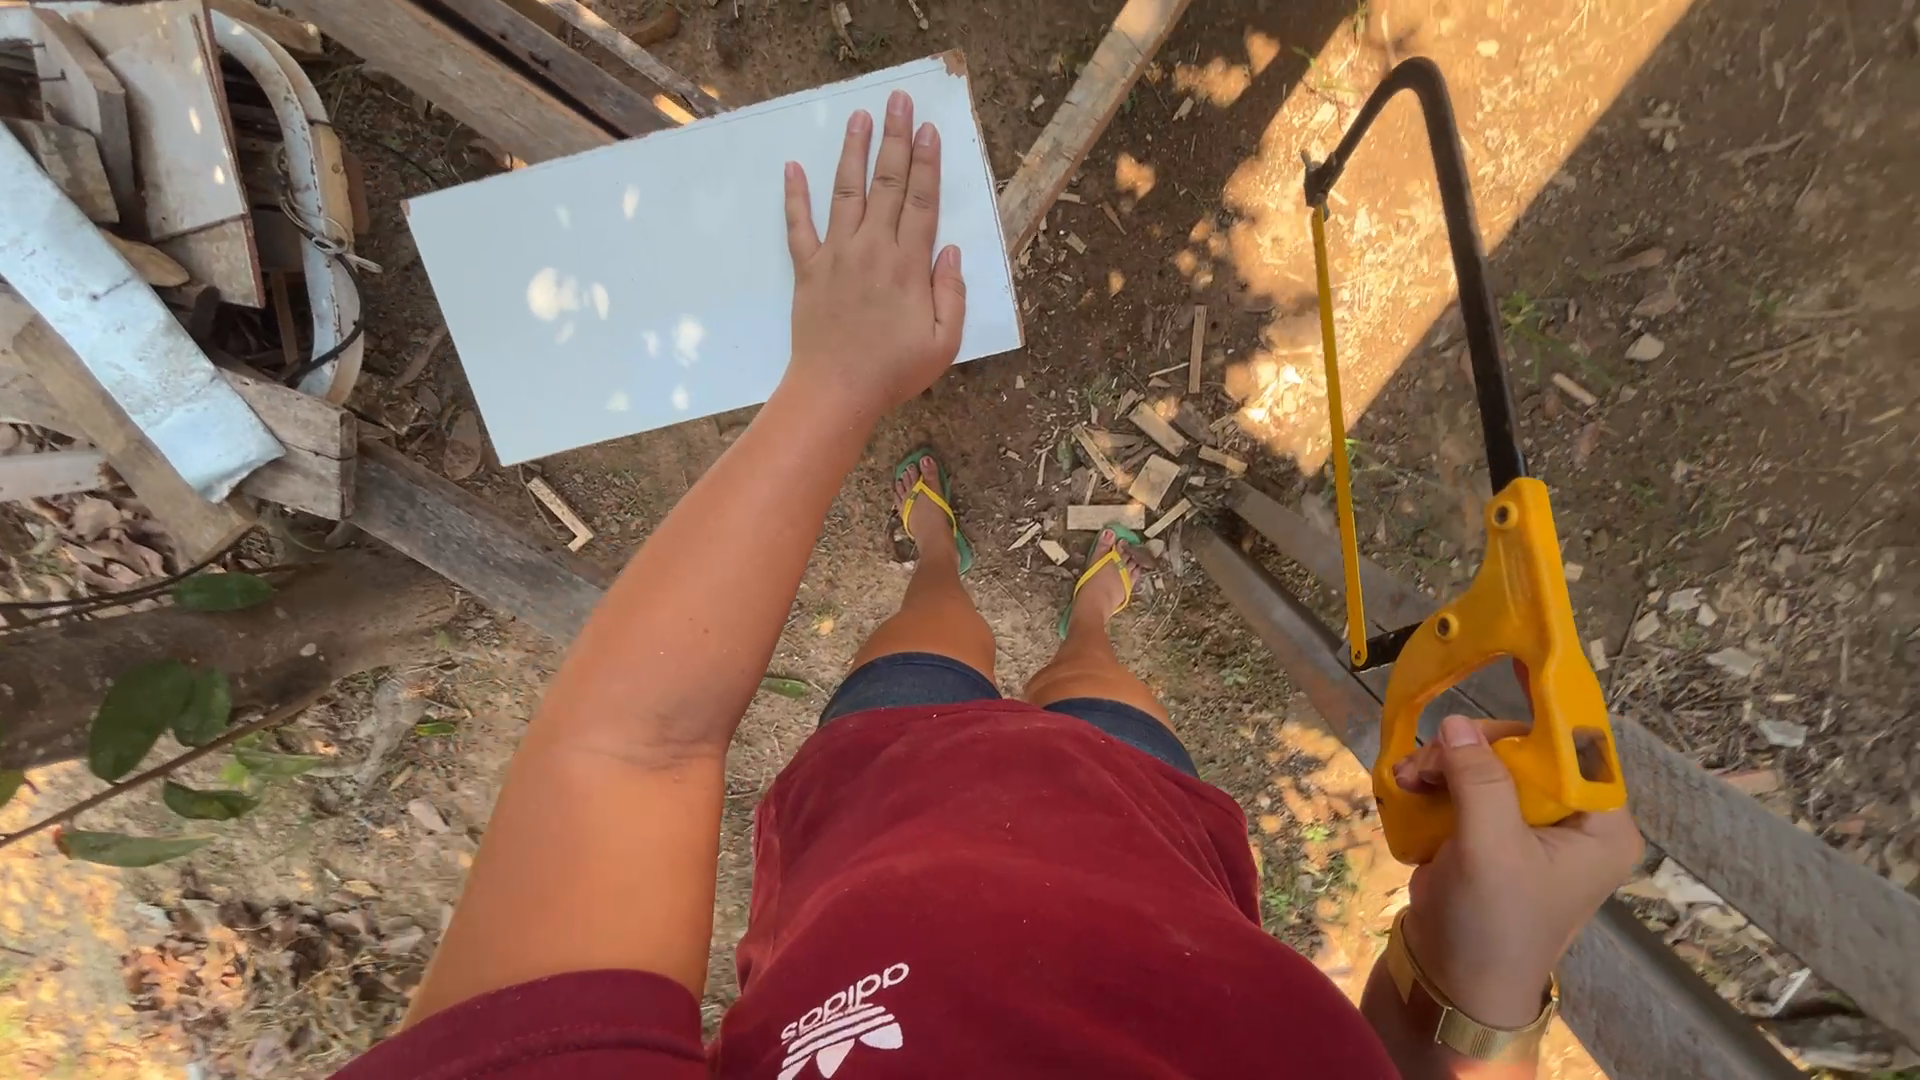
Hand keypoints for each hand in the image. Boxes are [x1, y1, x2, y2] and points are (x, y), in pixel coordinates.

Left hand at [780, 90, 965, 425]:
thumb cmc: (894, 373)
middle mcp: (872, 249)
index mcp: (908, 265)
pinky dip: (795, 196)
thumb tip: (951, 252)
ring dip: (853, 151)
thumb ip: (952, 295)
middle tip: (899, 100)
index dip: (927, 163)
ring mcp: (836, 255)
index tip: (929, 129)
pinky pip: (798, 226)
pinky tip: (792, 167)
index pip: (921, 201)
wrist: (837, 391)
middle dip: (895, 139)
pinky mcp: (808, 270)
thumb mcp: (943, 343)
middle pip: (886, 184)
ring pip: (845, 192)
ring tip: (859, 116)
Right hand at [1392, 715, 1642, 1028]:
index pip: (1577, 749)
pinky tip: (1407, 785)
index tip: (1503, 666)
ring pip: (1482, 759)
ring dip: (1440, 762)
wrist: (1454, 971)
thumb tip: (1456, 721)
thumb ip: (1480, 782)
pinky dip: (1431, 777)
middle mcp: (1568, 817)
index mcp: (1597, 825)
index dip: (1540, 712)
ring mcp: (1525, 821)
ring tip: (1407, 779)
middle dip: (1467, 748)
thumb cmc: (1492, 919)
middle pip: (1519, 748)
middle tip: (1426, 762)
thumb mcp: (1491, 850)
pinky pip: (1461, 779)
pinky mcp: (1487, 826)